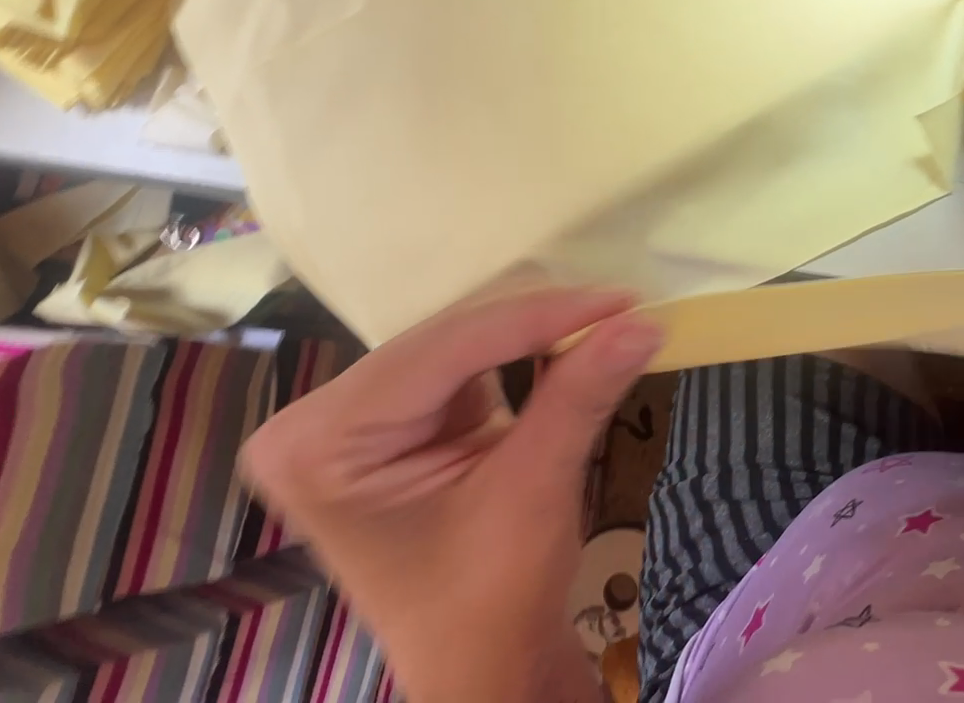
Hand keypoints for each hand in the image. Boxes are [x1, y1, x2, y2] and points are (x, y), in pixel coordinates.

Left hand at [239, 289, 660, 702]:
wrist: (484, 664)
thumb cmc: (490, 602)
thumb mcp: (533, 492)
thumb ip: (579, 396)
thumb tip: (642, 322)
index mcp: (320, 442)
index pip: (445, 350)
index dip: (539, 318)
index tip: (621, 300)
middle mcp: (321, 415)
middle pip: (449, 337)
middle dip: (541, 322)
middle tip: (623, 309)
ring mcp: (354, 413)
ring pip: (463, 338)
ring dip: (538, 329)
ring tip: (607, 319)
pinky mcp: (396, 415)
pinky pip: (468, 359)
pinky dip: (525, 350)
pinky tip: (572, 341)